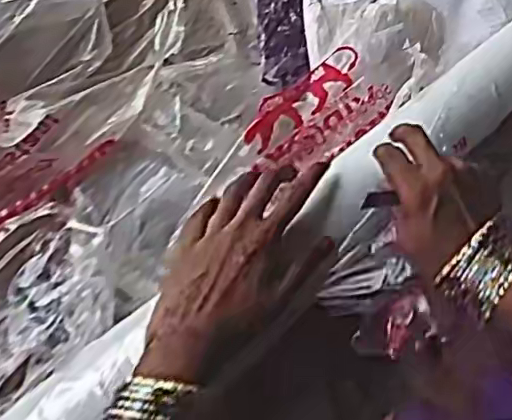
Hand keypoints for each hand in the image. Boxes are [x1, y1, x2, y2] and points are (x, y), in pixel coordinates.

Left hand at [139, 164, 334, 382]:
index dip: (311, 176)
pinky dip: (213, 202)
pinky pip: (200, 212)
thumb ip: (306, 267)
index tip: (320, 165)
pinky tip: (218, 203)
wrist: (183, 347)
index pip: (294, 196)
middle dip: (280, 171)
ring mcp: (210, 233)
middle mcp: (239, 227)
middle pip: (263, 184)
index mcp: (265, 238)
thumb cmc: (235, 325)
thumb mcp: (280, 301)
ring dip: (249, 179)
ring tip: (256, 178)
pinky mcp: (186, 244)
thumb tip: (327, 242)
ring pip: (232, 192)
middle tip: (288, 172)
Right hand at [373, 124, 490, 279]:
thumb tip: (396, 194)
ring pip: (440, 154)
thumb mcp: (407, 237)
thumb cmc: (440, 259)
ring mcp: (463, 168)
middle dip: (403, 133)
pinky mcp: (480, 172)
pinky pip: (460, 166)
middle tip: (397, 136)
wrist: (484, 261)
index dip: (383, 153)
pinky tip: (451, 190)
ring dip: (431, 163)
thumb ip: (399, 208)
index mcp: (416, 188)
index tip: (381, 152)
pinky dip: (452, 174)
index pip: (392, 157)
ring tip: (430, 181)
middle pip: (416, 136)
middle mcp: (440, 171)